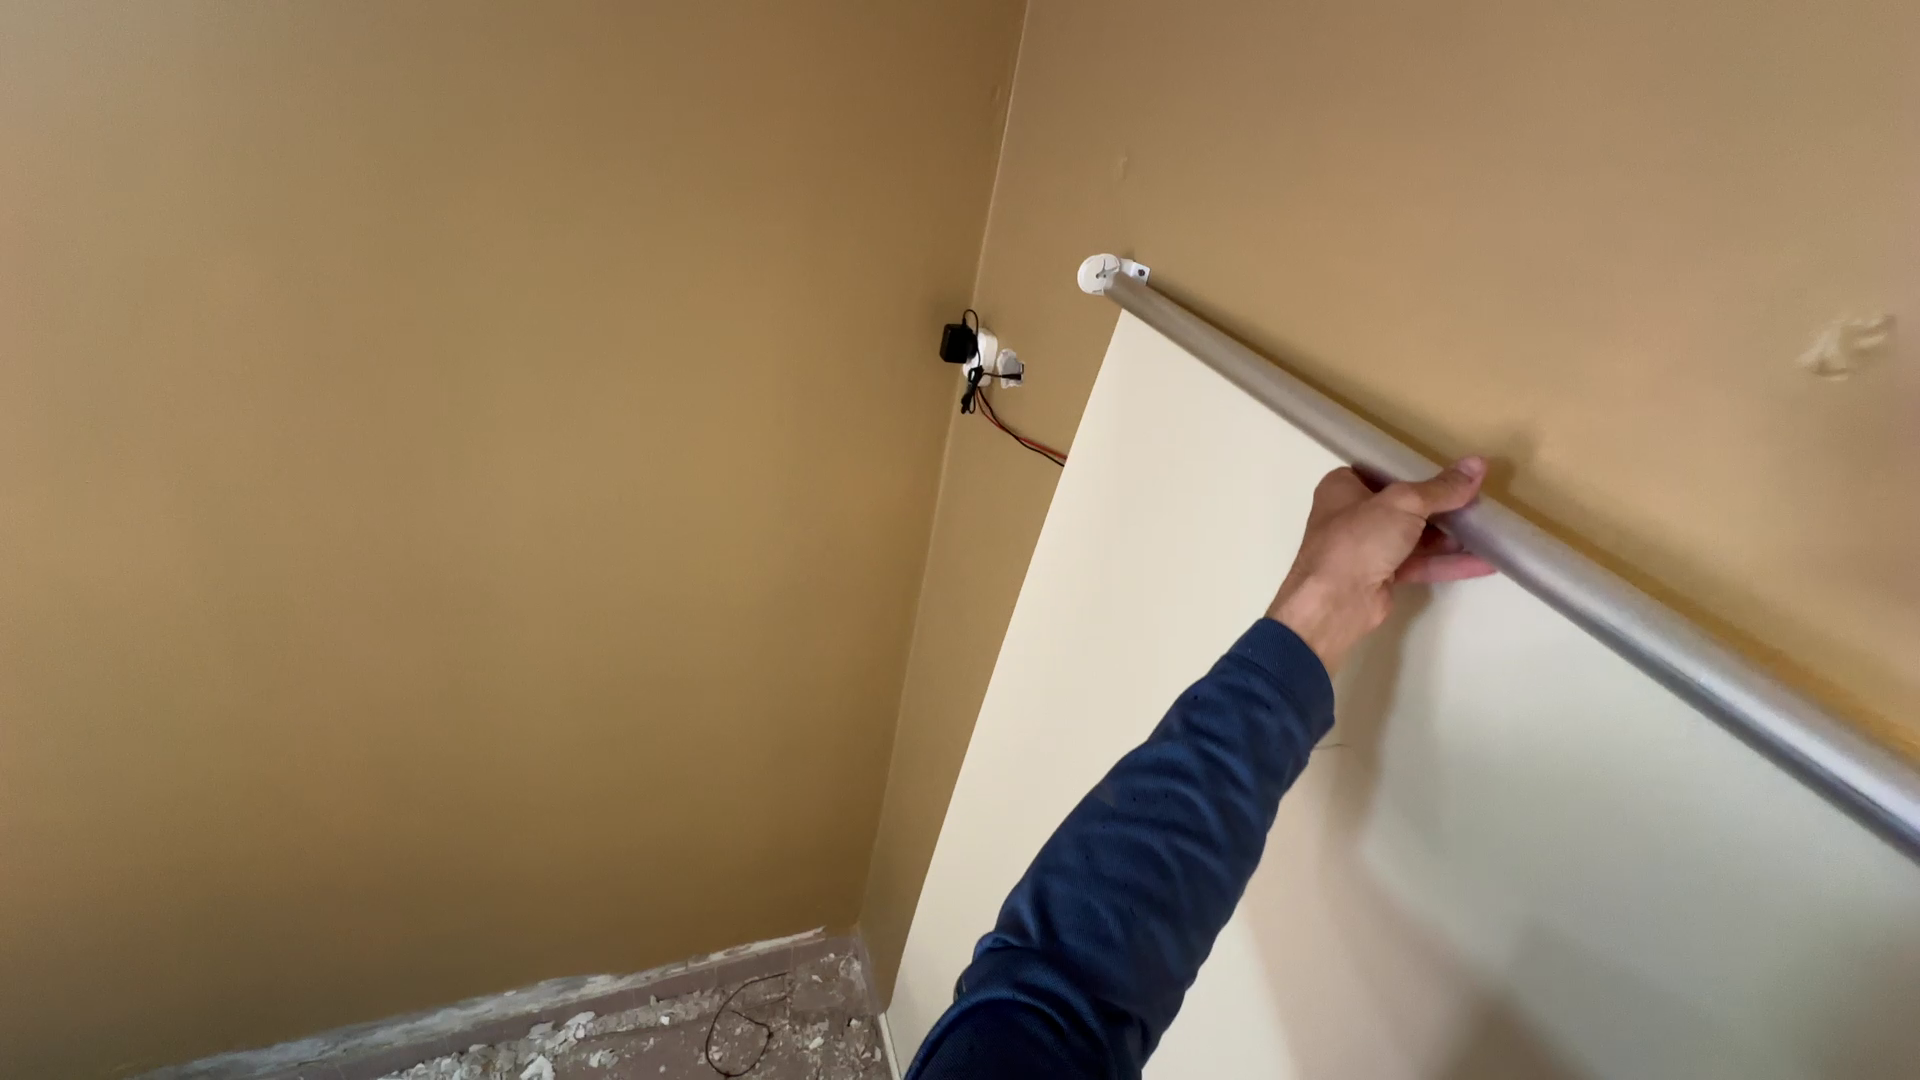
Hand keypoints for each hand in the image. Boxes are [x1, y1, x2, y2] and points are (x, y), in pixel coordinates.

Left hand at [1267, 457, 1496, 672]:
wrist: (1335, 600)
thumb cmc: (1359, 538)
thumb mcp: (1403, 503)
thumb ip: (1441, 488)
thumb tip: (1477, 463)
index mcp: (1342, 488)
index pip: (1381, 472)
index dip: (1414, 470)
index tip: (1452, 471)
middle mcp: (1350, 514)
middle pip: (1402, 505)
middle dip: (1440, 505)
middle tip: (1482, 500)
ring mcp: (1366, 547)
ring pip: (1414, 536)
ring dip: (1451, 535)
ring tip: (1492, 529)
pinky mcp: (1381, 575)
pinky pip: (1420, 563)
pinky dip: (1450, 562)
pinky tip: (1487, 562)